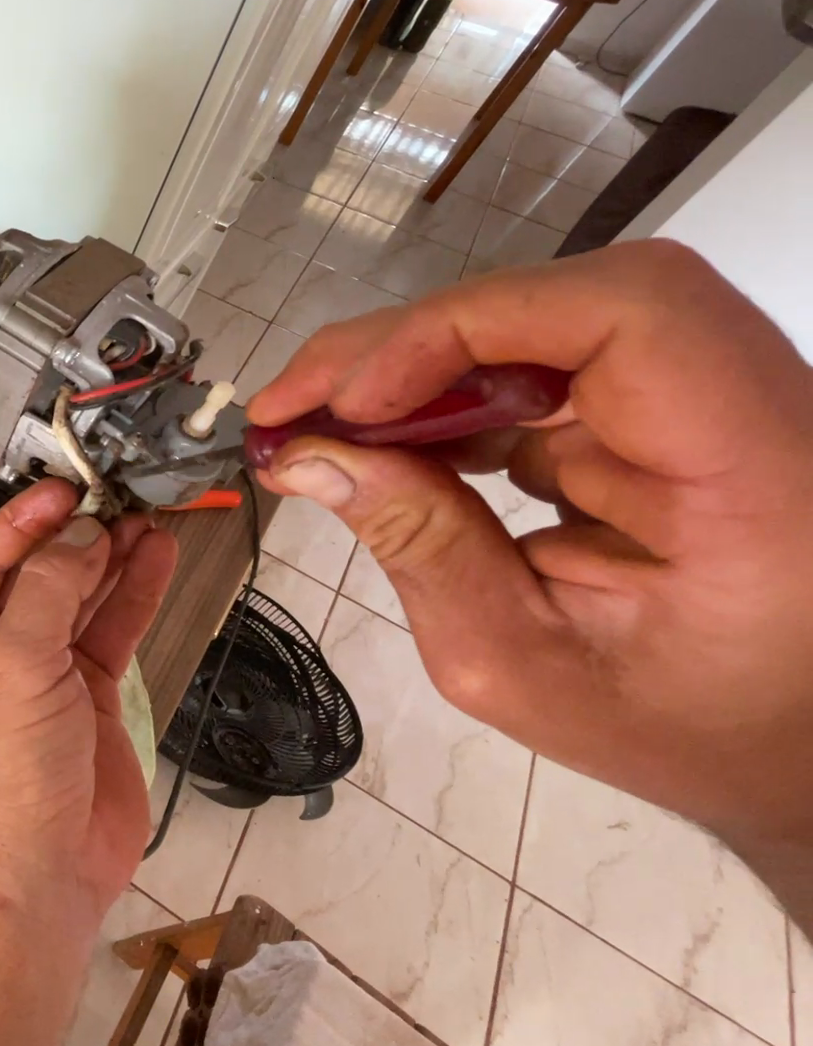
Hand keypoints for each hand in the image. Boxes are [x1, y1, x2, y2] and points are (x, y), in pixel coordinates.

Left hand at [0, 479, 178, 928]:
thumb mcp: (15, 670)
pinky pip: (111, 628)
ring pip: (79, 596)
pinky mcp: (89, 688)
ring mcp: (44, 665)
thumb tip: (81, 534)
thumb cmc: (10, 770)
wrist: (50, 867)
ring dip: (111, 557)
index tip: (62, 490)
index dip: (21, 523)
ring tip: (146, 517)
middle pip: (36, 573)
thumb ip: (45, 595)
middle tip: (117, 497)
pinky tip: (157, 556)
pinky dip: (133, 592)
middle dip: (74, 537)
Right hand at [246, 240, 812, 867]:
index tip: (352, 403)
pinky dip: (428, 402)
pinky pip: (522, 377)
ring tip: (307, 427)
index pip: (624, 313)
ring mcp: (695, 404)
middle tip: (283, 408)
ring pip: (526, 330)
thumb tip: (305, 457)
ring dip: (397, 372)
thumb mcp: (510, 662)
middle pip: (556, 305)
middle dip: (394, 348)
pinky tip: (368, 443)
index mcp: (751, 474)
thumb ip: (416, 547)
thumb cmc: (662, 729)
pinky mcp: (647, 417)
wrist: (777, 740)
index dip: (465, 329)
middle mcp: (741, 408)